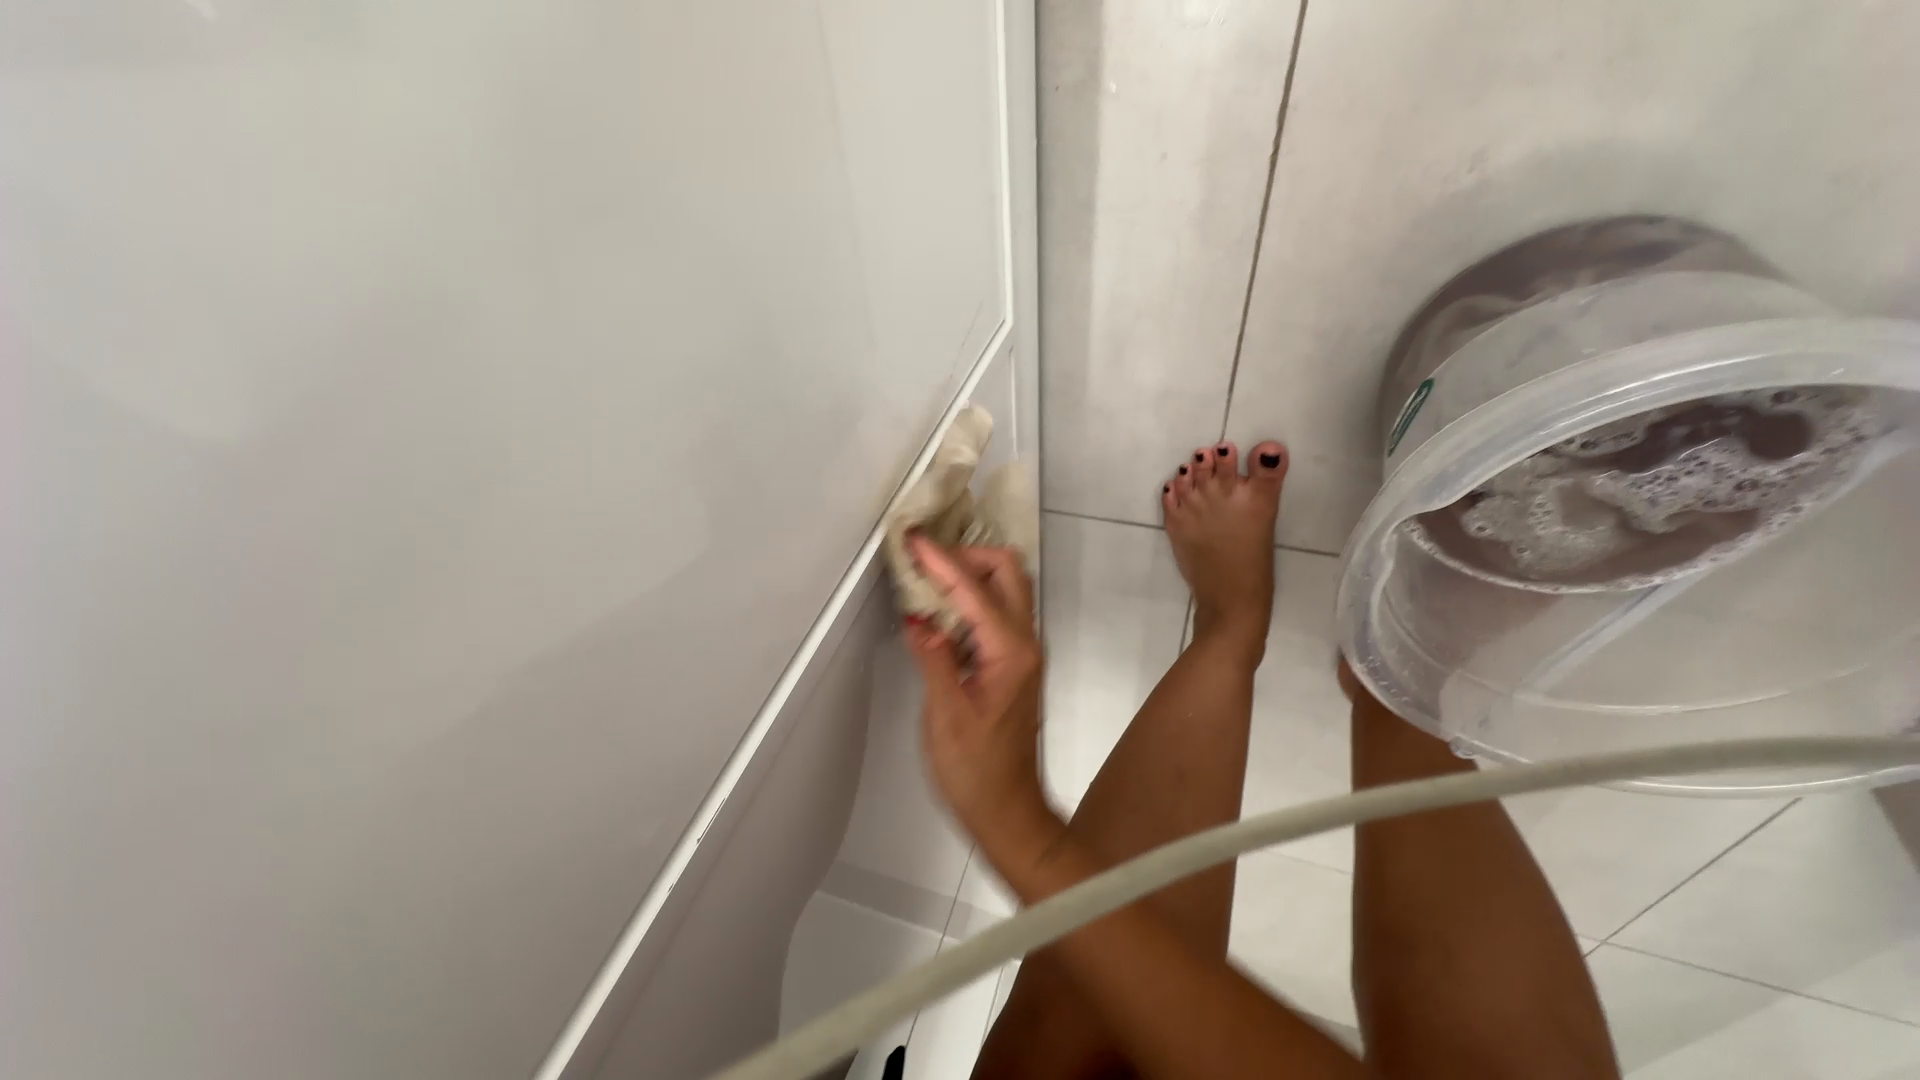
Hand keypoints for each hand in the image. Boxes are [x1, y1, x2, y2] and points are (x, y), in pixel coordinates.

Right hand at [901, 534, 1056, 842]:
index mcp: (1011, 652)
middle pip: (1008, 573)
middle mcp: (1026, 644)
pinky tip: (941, 612)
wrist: (1008, 809)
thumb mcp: (945, 714)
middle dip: (967, 556)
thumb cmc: (975, 771)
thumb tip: (918, 618)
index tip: (914, 539)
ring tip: (927, 579)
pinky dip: (972, 600)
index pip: (974, 589)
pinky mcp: (1014, 665)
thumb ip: (933, 658)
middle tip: (923, 561)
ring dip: (971, 574)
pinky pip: (997, 614)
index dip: (941, 561)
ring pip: (1007, 590)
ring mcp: (1024, 654)